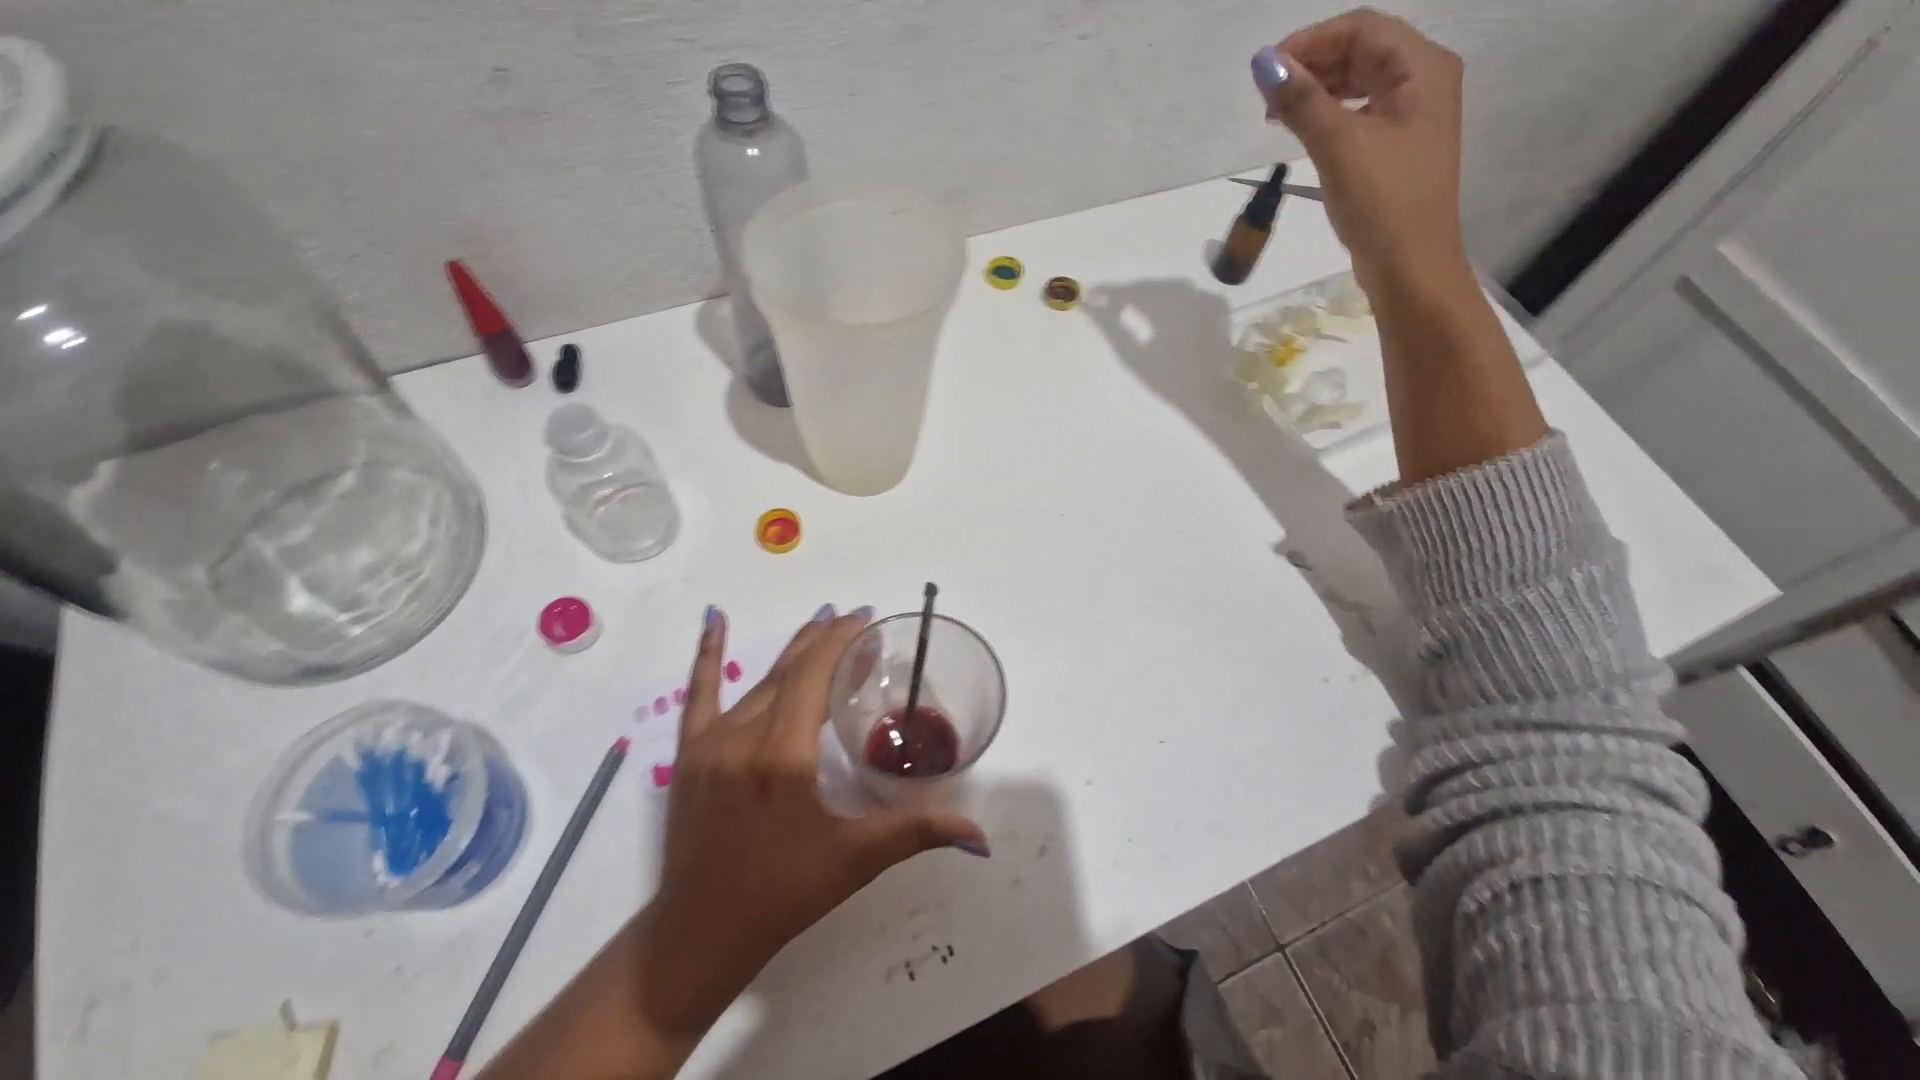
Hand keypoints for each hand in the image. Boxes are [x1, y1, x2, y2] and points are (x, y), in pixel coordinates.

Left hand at [634, 605, 987, 1043]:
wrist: (701, 932)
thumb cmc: (782, 894)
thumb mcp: (853, 860)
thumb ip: (916, 833)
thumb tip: (979, 835)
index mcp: (783, 755)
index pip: (814, 676)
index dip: (841, 642)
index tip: (867, 620)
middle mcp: (744, 737)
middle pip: (789, 672)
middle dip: (825, 642)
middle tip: (856, 622)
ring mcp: (710, 744)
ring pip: (757, 682)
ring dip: (792, 653)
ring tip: (820, 625)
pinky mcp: (689, 756)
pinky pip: (699, 694)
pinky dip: (708, 655)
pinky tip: (714, 619)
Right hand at [1258, 9, 1468, 291]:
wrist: (1411, 266)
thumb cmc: (1382, 201)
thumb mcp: (1337, 144)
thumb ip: (1301, 99)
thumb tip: (1264, 63)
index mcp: (1423, 68)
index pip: (1361, 28)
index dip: (1310, 40)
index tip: (1266, 70)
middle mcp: (1425, 80)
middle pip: (1362, 49)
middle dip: (1312, 63)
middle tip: (1267, 94)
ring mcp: (1414, 113)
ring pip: (1358, 79)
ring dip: (1316, 88)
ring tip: (1277, 114)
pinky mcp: (1398, 143)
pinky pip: (1359, 109)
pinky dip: (1328, 112)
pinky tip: (1301, 130)